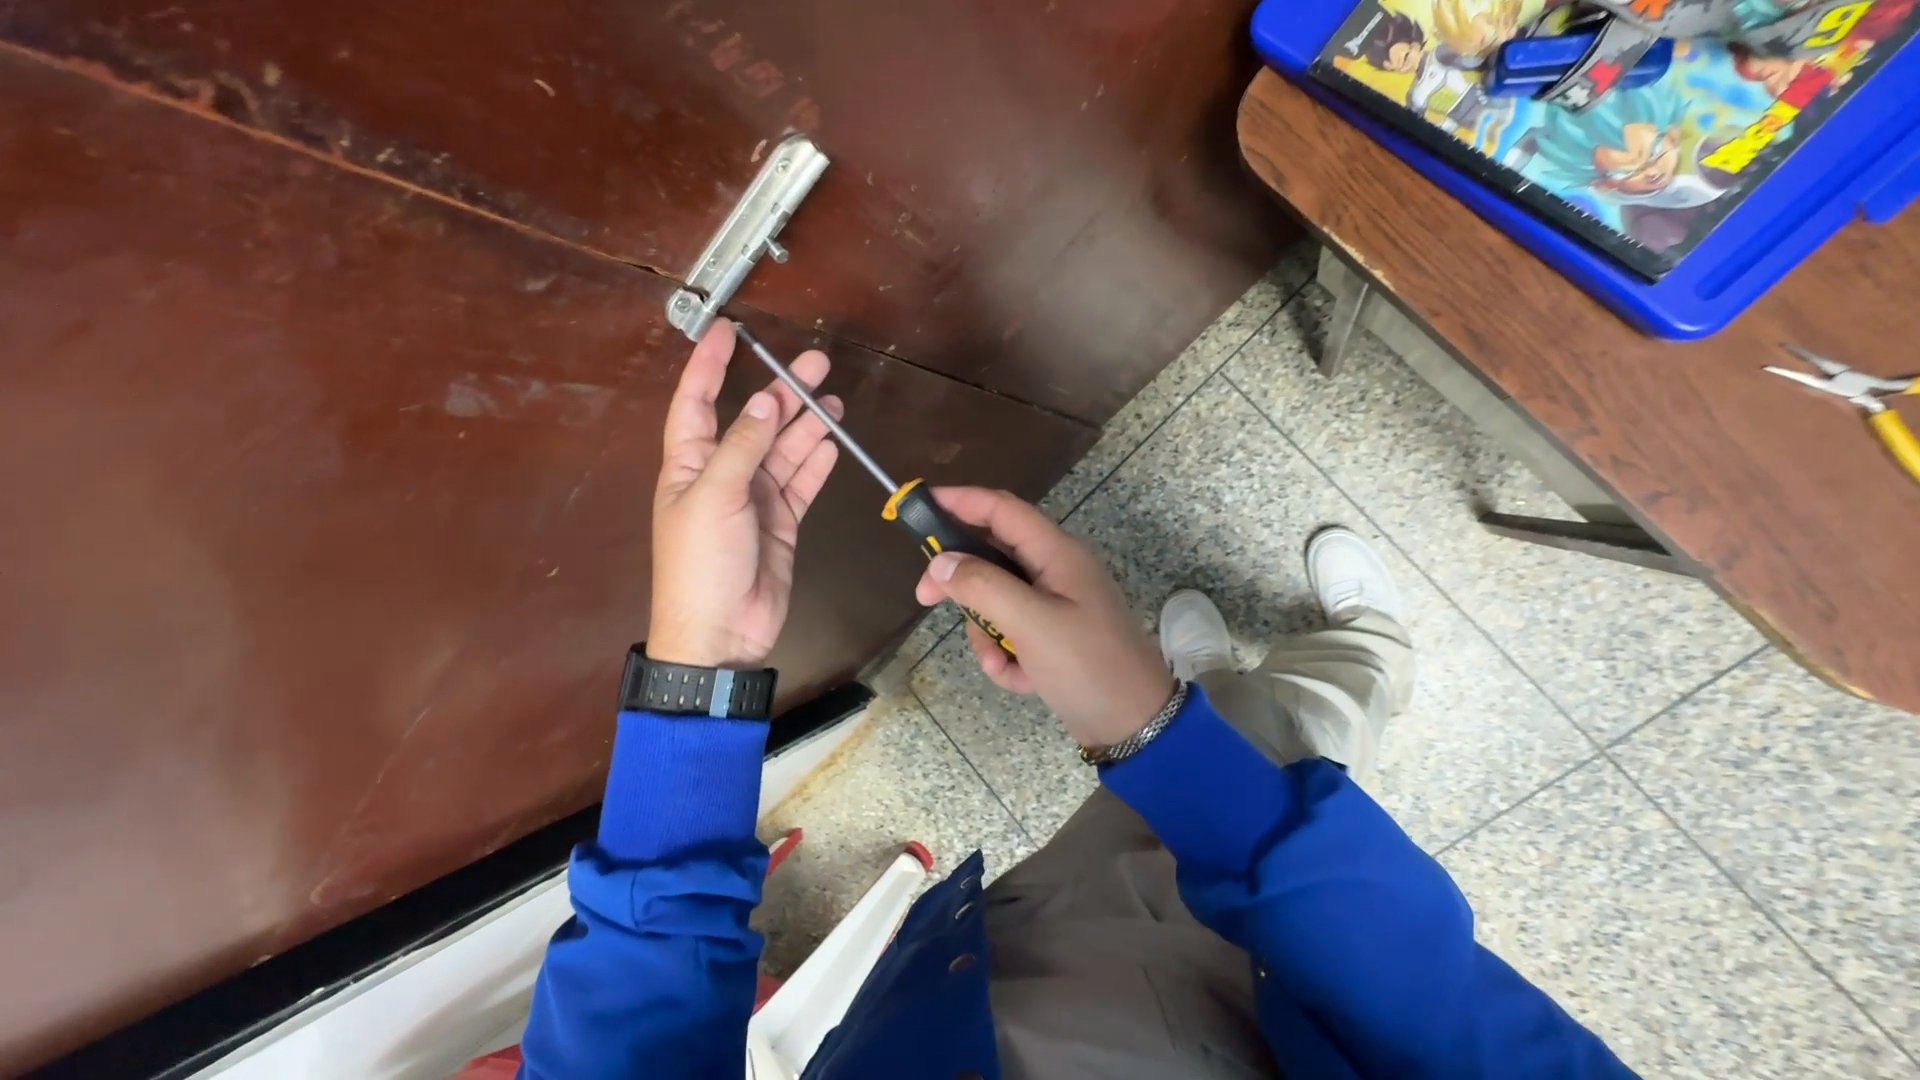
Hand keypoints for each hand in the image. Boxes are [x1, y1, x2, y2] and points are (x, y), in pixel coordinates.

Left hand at [648, 321, 840, 667]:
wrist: (720, 631)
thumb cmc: (701, 562)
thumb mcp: (715, 497)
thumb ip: (743, 448)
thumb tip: (765, 404)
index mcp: (691, 464)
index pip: (697, 403)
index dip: (710, 366)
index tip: (728, 332)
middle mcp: (723, 474)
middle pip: (754, 422)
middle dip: (782, 392)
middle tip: (816, 365)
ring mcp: (755, 498)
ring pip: (785, 450)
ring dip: (807, 425)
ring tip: (833, 399)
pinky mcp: (781, 521)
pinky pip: (801, 483)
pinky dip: (816, 464)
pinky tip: (831, 443)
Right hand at [913, 487, 1174, 749]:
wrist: (1135, 724)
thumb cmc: (1088, 665)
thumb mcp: (1032, 623)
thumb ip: (983, 587)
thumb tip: (940, 562)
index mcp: (1056, 554)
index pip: (1001, 510)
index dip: (960, 500)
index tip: (919, 504)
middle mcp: (1054, 571)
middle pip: (991, 556)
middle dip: (961, 581)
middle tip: (925, 597)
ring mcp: (1054, 604)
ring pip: (994, 601)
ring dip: (987, 634)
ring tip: (1001, 662)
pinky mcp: (1051, 636)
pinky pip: (1009, 633)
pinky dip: (1006, 657)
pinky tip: (1022, 679)